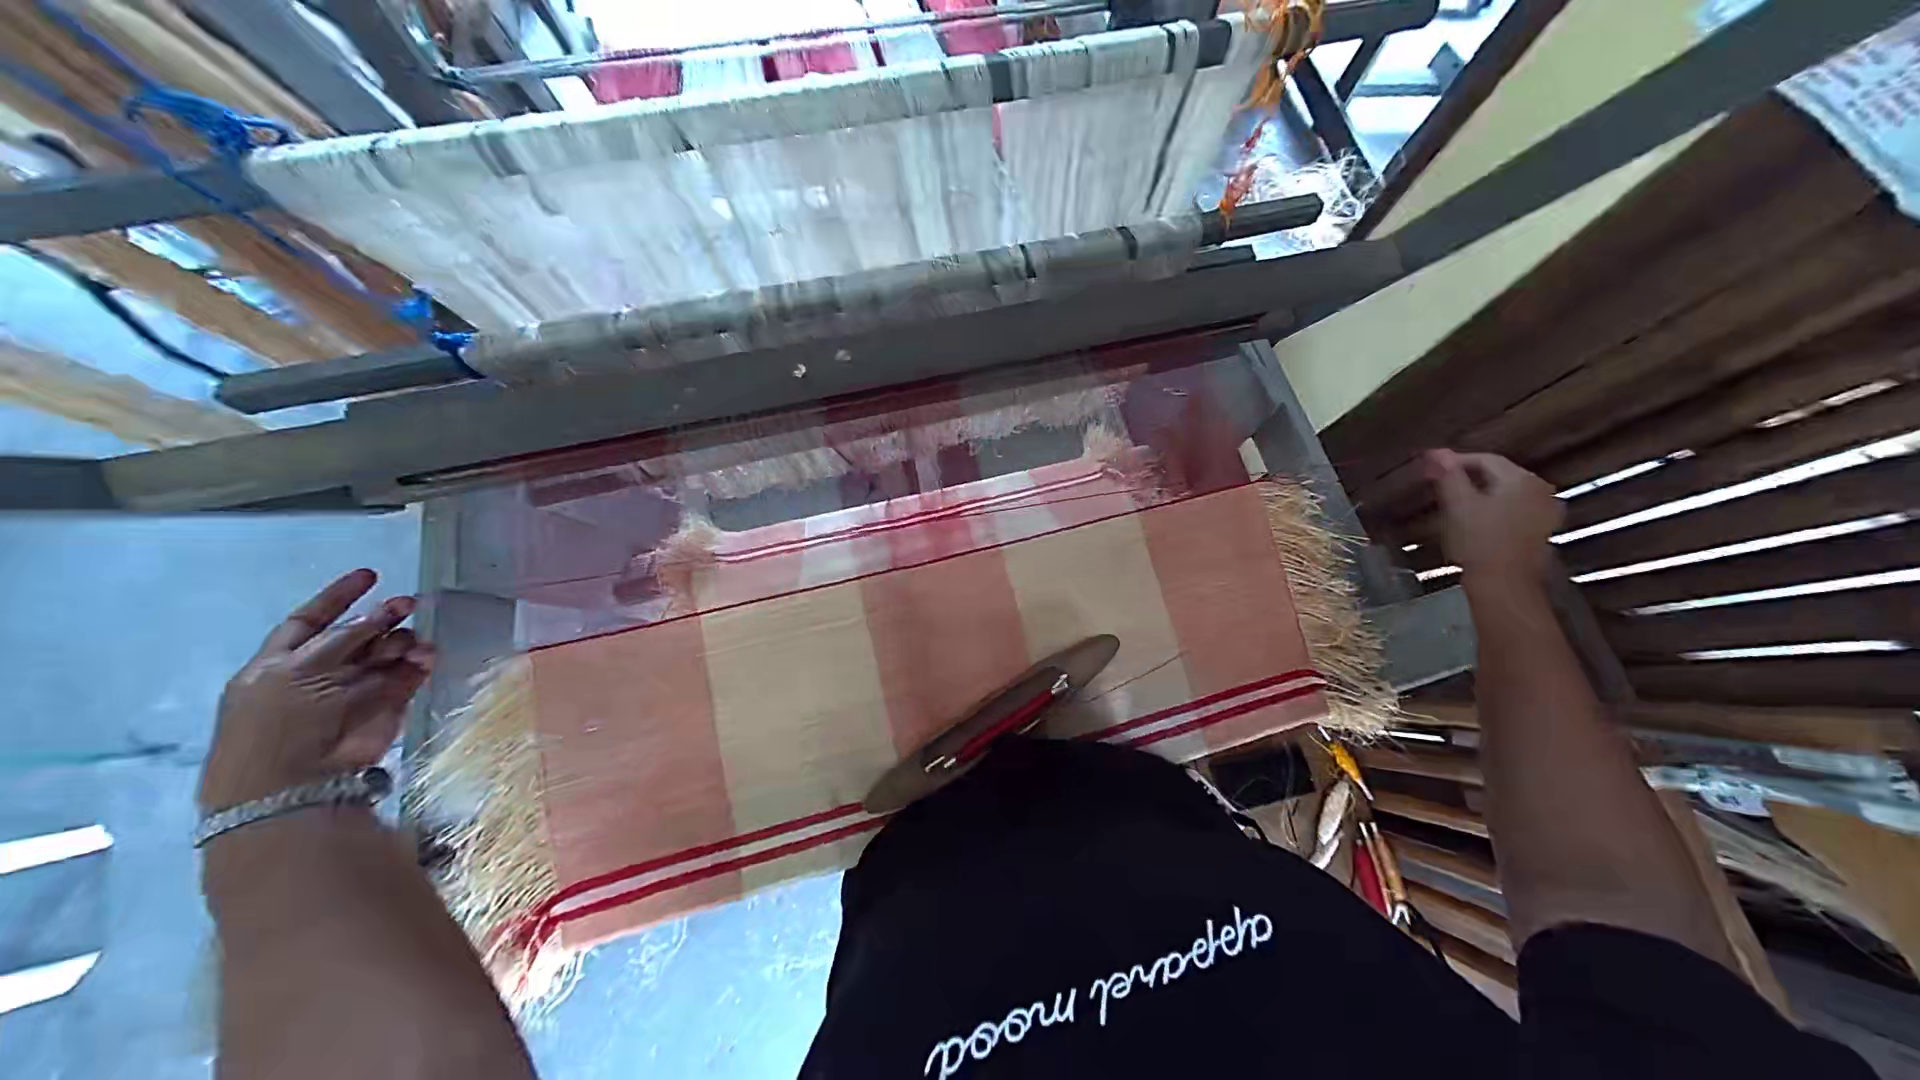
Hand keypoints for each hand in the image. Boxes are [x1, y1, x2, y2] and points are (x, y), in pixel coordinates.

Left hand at [199, 569, 433, 813]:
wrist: (296, 781)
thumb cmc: (278, 722)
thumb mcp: (297, 671)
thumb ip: (342, 638)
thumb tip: (384, 611)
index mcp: (285, 661)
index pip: (313, 619)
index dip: (340, 596)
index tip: (371, 574)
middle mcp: (323, 671)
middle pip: (360, 632)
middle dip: (383, 617)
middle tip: (408, 605)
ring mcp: (358, 687)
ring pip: (390, 650)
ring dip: (402, 641)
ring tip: (412, 645)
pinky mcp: (389, 703)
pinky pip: (411, 673)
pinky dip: (420, 663)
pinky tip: (425, 658)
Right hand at [1422, 449, 1563, 583]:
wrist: (1504, 583)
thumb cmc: (1478, 540)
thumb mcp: (1457, 505)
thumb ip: (1448, 475)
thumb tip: (1436, 452)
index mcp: (1521, 479)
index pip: (1484, 459)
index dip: (1455, 461)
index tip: (1431, 469)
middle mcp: (1540, 489)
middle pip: (1498, 474)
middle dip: (1468, 477)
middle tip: (1440, 486)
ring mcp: (1545, 510)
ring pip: (1507, 492)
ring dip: (1481, 493)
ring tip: (1456, 503)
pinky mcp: (1542, 530)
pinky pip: (1515, 508)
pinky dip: (1495, 508)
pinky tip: (1478, 520)